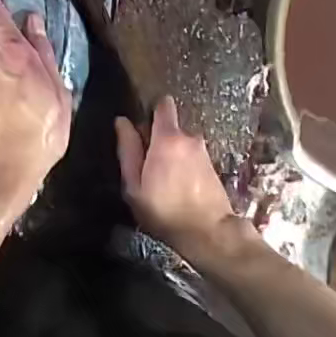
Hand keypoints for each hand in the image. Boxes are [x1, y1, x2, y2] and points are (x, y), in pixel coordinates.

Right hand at [114, 96, 246, 262]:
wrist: (208, 232)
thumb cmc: (164, 211)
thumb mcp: (135, 186)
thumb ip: (128, 150)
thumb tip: (122, 122)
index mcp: (168, 138)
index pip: (163, 104)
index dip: (151, 112)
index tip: (141, 129)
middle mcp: (190, 138)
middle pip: (170, 128)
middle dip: (159, 141)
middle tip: (147, 168)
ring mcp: (204, 152)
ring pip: (182, 146)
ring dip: (172, 157)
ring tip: (163, 184)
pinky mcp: (213, 167)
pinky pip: (192, 159)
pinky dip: (184, 168)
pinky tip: (179, 190)